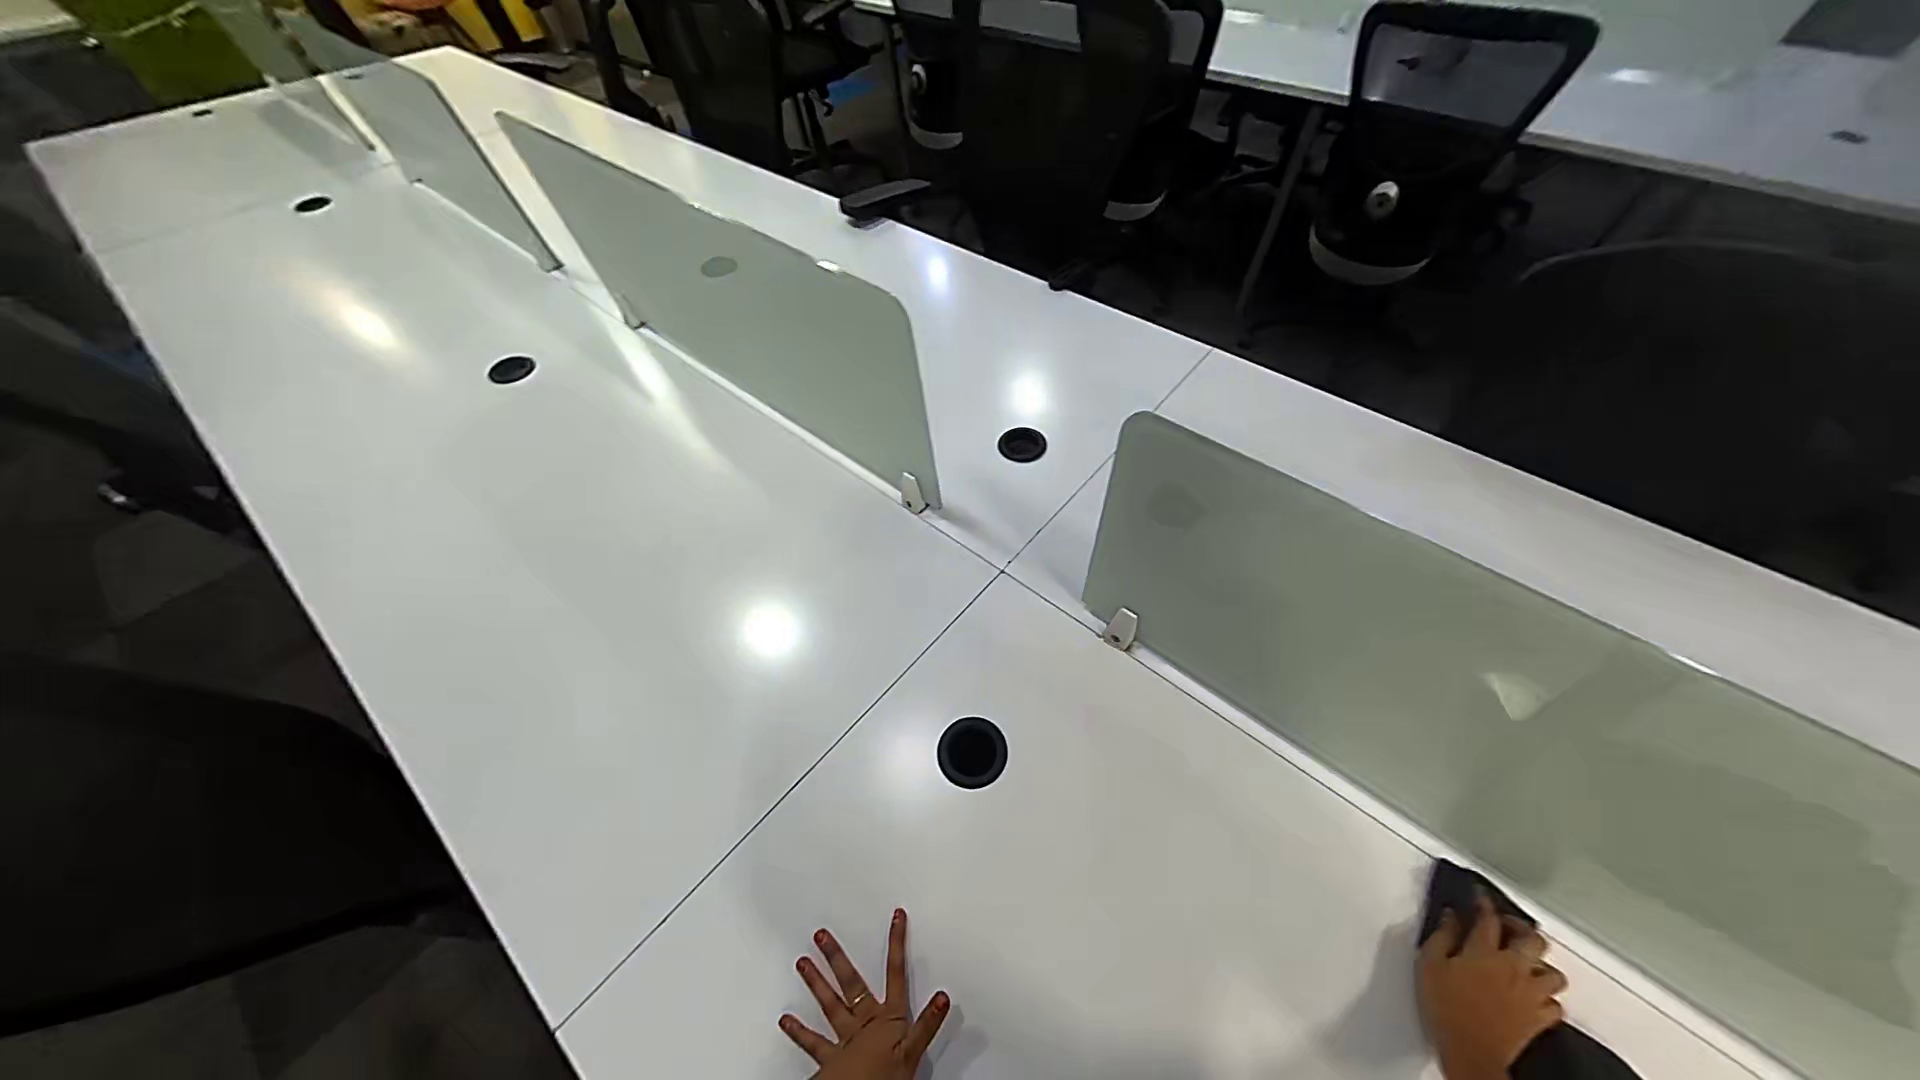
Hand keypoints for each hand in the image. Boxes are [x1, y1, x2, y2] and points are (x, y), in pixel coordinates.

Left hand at [779, 909, 950, 1079]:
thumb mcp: (913, 1054)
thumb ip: (927, 1025)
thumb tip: (943, 997)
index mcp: (888, 1018)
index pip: (896, 973)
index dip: (897, 943)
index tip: (897, 918)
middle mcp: (864, 1022)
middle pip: (852, 982)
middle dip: (837, 958)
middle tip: (821, 936)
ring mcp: (844, 1039)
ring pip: (830, 1005)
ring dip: (816, 983)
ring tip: (802, 962)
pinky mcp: (829, 1060)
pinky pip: (812, 1044)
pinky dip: (798, 1032)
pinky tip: (786, 1021)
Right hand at [1417, 892, 1567, 1079]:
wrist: (1471, 1051)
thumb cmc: (1447, 1007)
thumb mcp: (1429, 963)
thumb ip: (1442, 936)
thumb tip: (1451, 919)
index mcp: (1484, 952)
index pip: (1488, 917)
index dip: (1484, 902)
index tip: (1479, 895)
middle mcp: (1513, 969)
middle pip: (1532, 939)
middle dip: (1521, 927)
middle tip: (1507, 925)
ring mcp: (1530, 994)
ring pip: (1553, 972)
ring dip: (1541, 964)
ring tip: (1526, 961)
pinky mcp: (1539, 1019)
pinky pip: (1556, 1004)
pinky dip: (1547, 997)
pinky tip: (1533, 994)